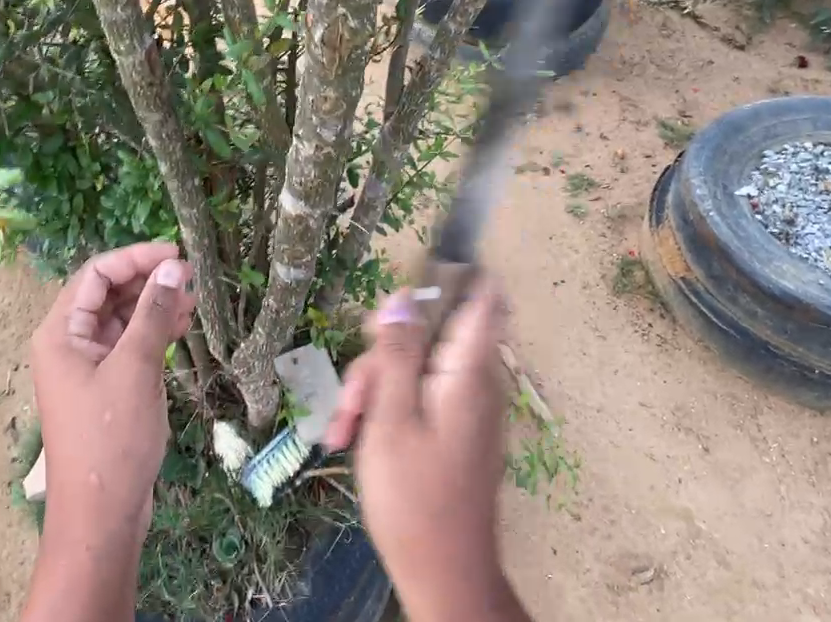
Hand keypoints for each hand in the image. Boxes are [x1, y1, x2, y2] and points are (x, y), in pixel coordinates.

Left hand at [21, 242, 195, 621]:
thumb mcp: (135, 368)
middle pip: (107, 293)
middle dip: (147, 280)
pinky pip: (128, 345)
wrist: (101, 516)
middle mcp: (68, 343)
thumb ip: (153, 312)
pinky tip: (182, 325)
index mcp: (60, 333)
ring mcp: (87, 366)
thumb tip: (174, 267)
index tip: (176, 255)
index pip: (96, 274)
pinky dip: (153, 332)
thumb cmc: (111, 438)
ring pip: (121, 318)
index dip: (135, 258)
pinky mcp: (106, 386)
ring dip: (154, 305)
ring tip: (193, 298)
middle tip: (190, 276)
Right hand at [324, 279, 527, 621]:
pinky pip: (420, 398)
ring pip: (414, 368)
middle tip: (352, 400)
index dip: (463, 269)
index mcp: (467, 373)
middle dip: (380, 358)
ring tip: (345, 433)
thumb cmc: (414, 496)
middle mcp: (474, 383)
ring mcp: (466, 409)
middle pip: (427, 336)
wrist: (444, 575)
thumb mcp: (391, 416)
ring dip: (374, 391)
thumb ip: (396, 352)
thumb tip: (401, 296)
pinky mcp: (455, 432)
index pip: (484, 299)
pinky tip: (357, 440)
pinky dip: (388, 411)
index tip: (431, 255)